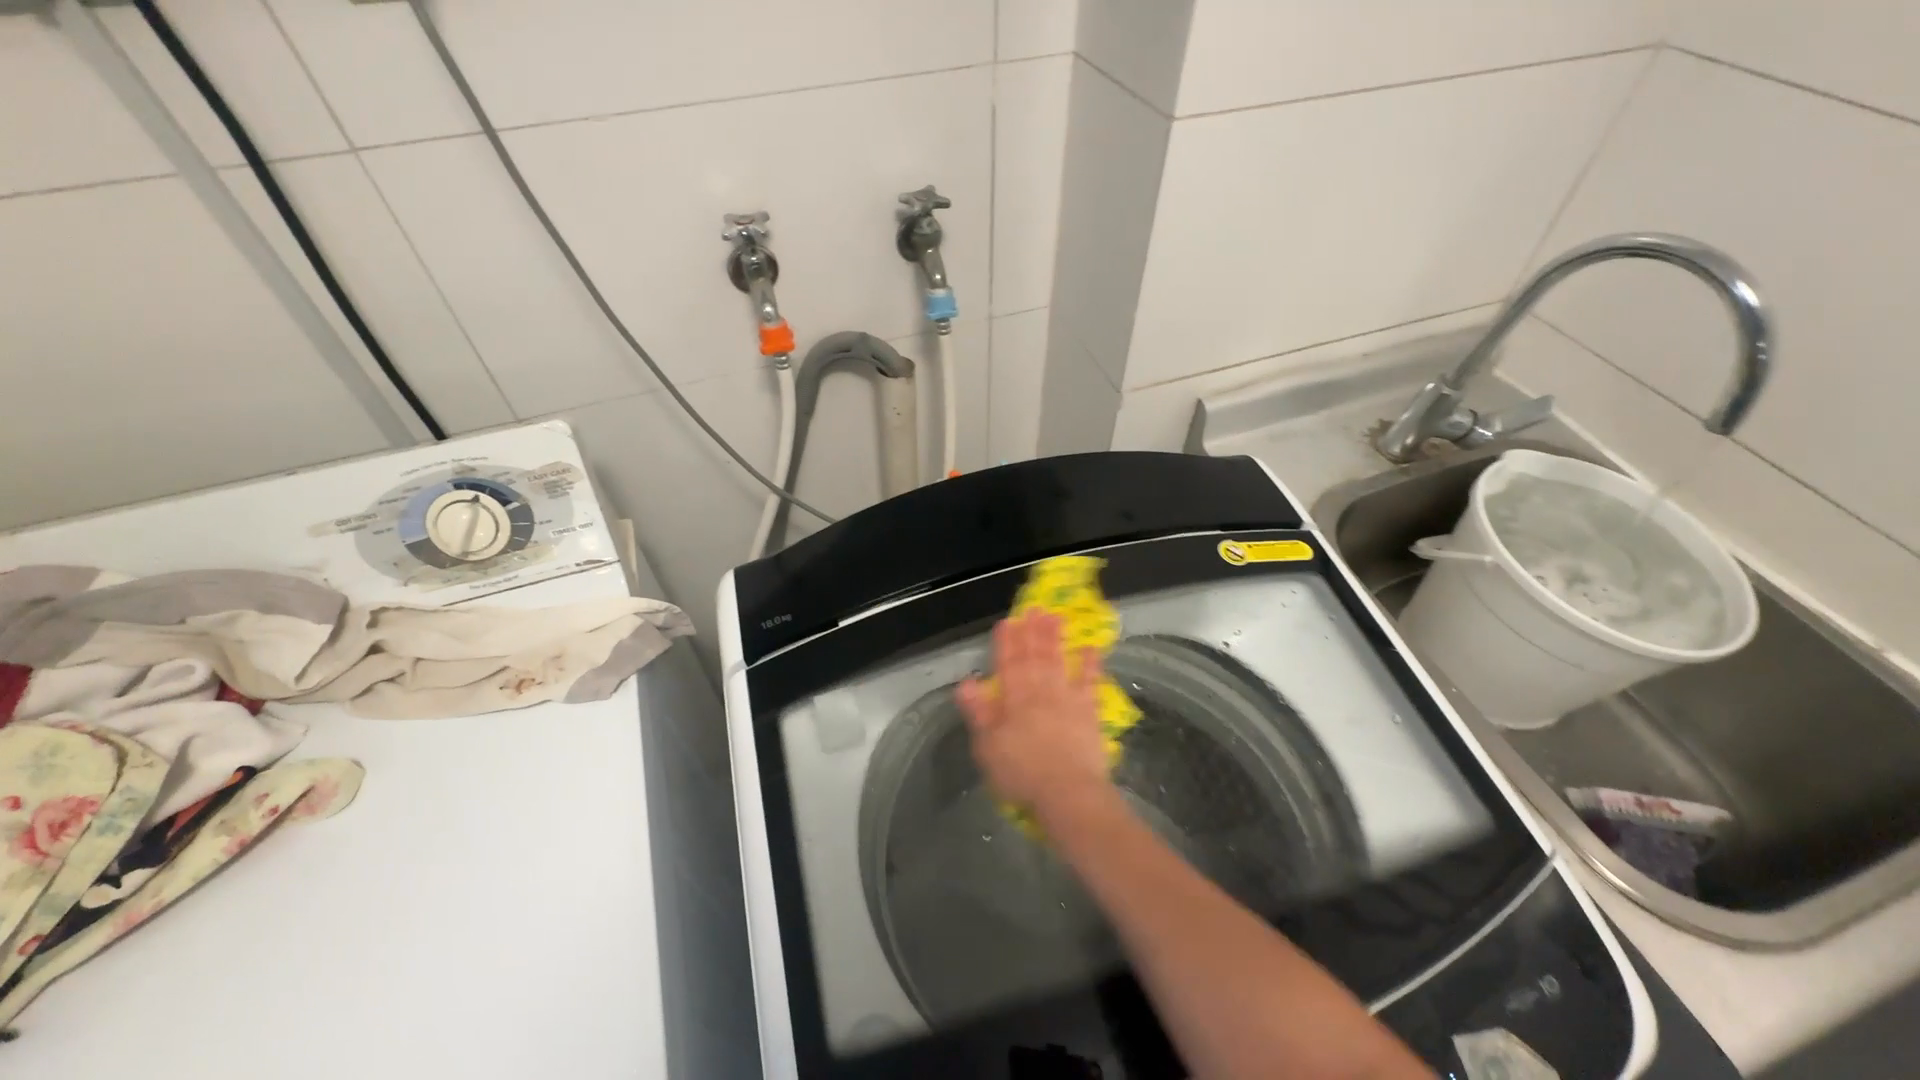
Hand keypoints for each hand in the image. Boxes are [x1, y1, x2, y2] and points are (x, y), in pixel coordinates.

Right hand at [956, 610, 1113, 813]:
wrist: (1068, 792)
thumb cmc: (1021, 773)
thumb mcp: (988, 747)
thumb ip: (978, 713)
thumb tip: (966, 682)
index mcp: (1013, 699)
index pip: (1007, 665)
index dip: (1006, 643)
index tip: (1007, 622)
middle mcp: (1040, 692)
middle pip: (1034, 657)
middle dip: (1032, 632)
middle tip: (1033, 608)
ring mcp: (1067, 699)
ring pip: (1059, 661)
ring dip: (1056, 638)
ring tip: (1055, 616)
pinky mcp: (1090, 712)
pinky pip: (1090, 681)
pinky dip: (1090, 663)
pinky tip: (1091, 647)